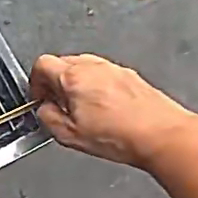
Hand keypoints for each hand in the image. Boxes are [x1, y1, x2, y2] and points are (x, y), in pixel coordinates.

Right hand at [29, 54, 197, 168]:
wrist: (162, 135)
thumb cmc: (120, 135)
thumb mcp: (66, 134)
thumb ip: (46, 116)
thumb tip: (44, 109)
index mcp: (74, 77)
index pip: (42, 65)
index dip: (35, 83)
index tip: (40, 98)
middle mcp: (94, 67)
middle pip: (62, 62)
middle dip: (54, 82)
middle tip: (57, 104)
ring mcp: (114, 69)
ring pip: (83, 67)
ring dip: (75, 84)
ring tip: (80, 109)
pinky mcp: (130, 76)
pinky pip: (103, 74)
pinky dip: (94, 86)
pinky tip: (100, 109)